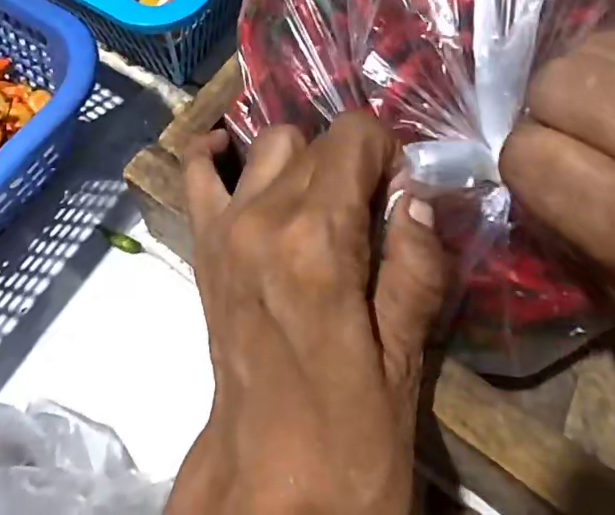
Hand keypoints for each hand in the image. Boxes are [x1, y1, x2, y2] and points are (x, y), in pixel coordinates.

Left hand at [167, 112, 445, 514]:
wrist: (270, 477)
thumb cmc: (350, 433)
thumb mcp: (405, 356)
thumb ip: (415, 266)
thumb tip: (418, 195)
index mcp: (317, 240)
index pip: (350, 136)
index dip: (385, 151)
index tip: (401, 187)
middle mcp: (263, 216)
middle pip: (312, 140)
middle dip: (350, 160)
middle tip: (372, 208)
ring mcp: (224, 225)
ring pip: (267, 144)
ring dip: (300, 158)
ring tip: (321, 201)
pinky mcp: (201, 241)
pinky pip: (195, 170)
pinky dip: (215, 153)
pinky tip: (236, 158)